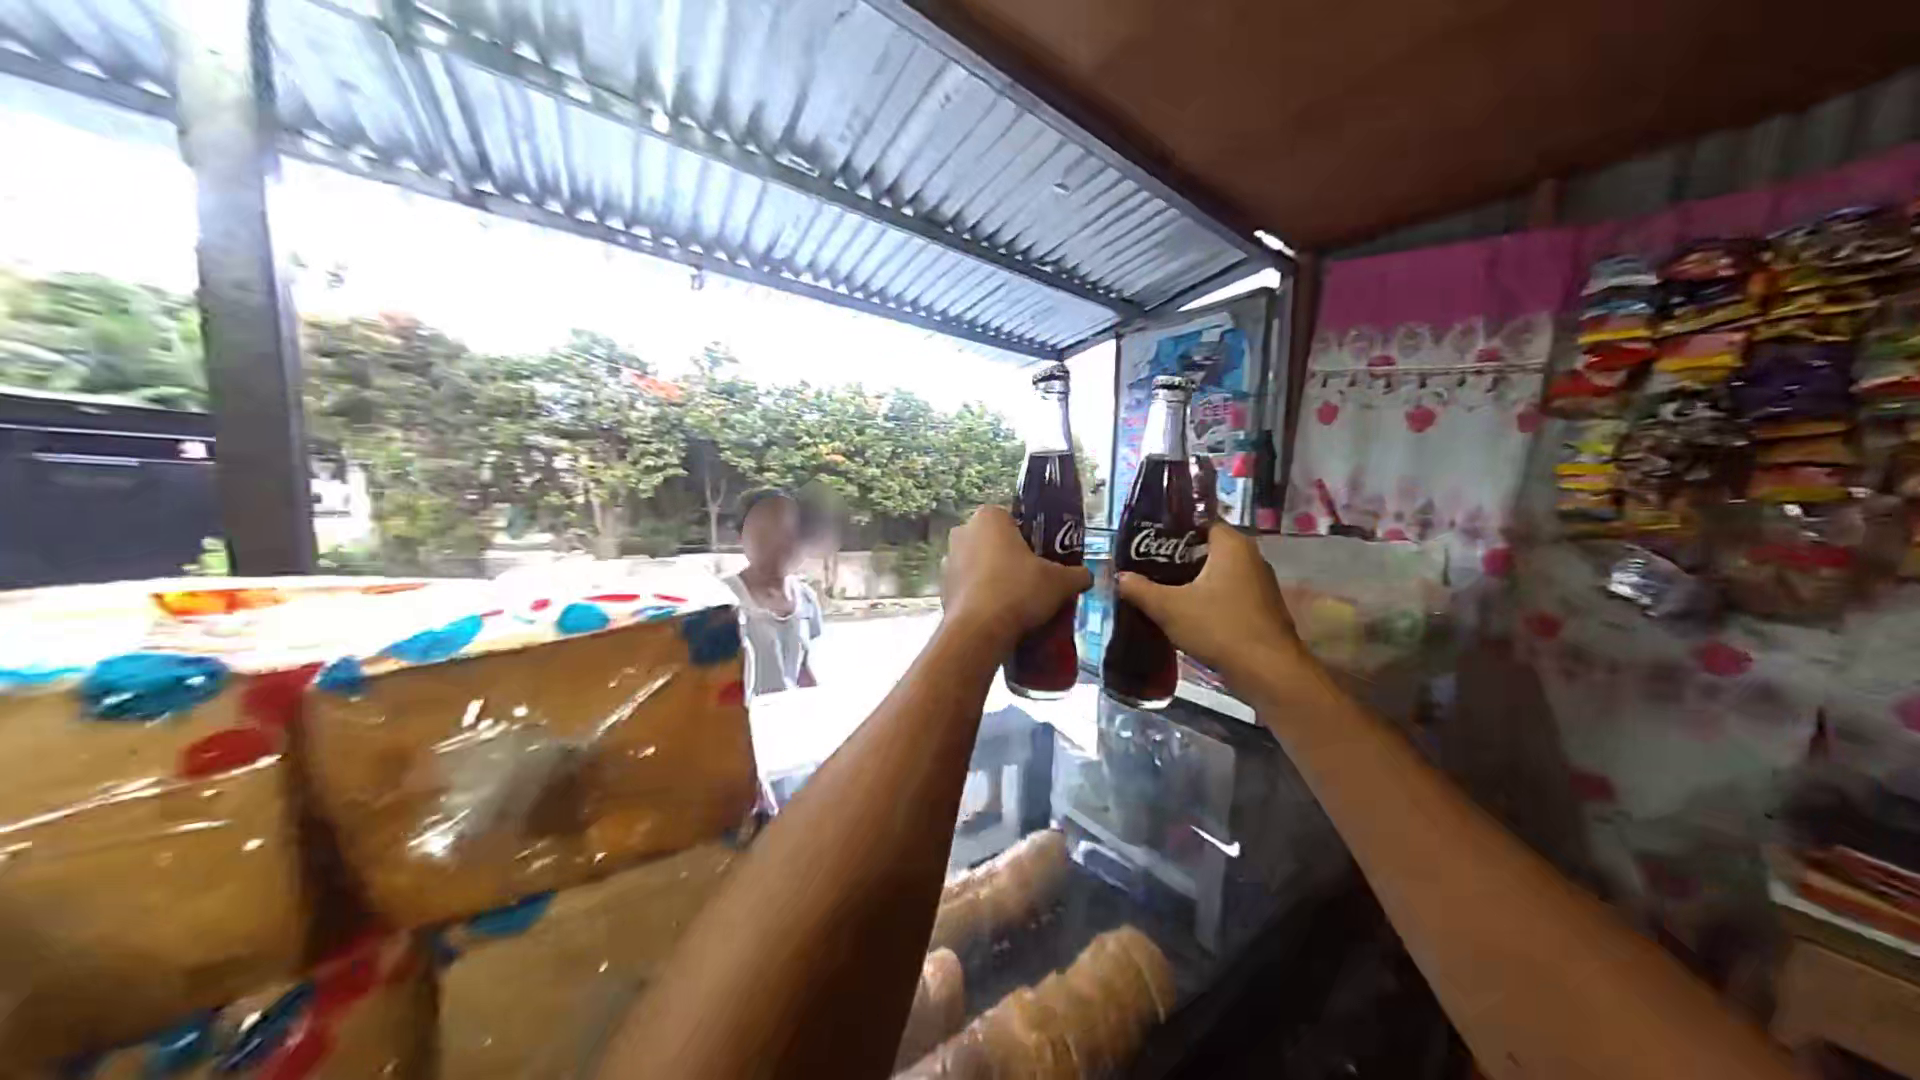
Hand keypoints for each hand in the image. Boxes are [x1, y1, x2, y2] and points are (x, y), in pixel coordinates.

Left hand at [941, 506, 1091, 645]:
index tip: (1043, 558)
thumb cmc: (1019, 591)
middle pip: (994, 542)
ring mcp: (948, 560)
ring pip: (979, 565)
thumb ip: (1076, 574)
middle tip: (1034, 580)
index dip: (1030, 538)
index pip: (1013, 519)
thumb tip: (1086, 576)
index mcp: (989, 517)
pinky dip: (981, 597)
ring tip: (1017, 602)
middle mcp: (963, 531)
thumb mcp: (1059, 582)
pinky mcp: (942, 588)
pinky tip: (998, 615)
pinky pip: (968, 587)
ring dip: (994, 578)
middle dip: (1011, 558)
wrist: (979, 632)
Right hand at [1116, 522, 1304, 685]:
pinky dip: (1208, 598)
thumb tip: (1120, 578)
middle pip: (1207, 548)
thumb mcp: (1168, 607)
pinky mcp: (1261, 608)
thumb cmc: (1219, 627)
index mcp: (1232, 545)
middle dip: (1177, 557)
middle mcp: (1251, 557)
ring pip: (1218, 572)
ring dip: (1192, 580)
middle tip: (1147, 566)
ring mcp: (1260, 584)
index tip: (1148, 541)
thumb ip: (1140, 589)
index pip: (1200, 522)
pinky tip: (1186, 613)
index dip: (1172, 529)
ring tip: (1160, 589)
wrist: (1267, 671)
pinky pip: (1228, 593)